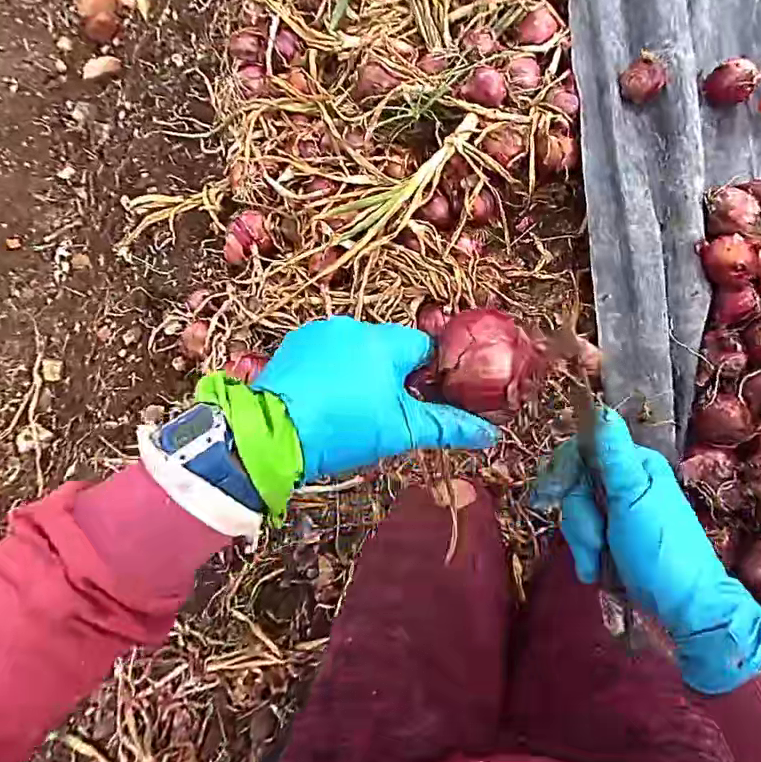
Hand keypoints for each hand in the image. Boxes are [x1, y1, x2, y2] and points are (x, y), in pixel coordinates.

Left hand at [254, 316, 497, 482]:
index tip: (421, 401)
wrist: (269, 436)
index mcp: (385, 340)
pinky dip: (334, 370)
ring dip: (364, 372)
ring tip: (353, 409)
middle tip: (386, 412)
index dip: (429, 376)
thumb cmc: (344, 428)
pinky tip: (327, 398)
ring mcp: (321, 331)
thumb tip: (490, 434)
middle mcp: (354, 325)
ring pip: (360, 350)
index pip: (426, 348)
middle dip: (395, 376)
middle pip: (392, 349)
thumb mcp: (402, 430)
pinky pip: (329, 352)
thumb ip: (449, 426)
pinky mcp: (295, 343)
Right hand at [555, 409, 760, 693]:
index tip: (552, 494)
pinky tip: (597, 570)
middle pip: (576, 481)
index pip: (583, 448)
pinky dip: (587, 554)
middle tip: (596, 540)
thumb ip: (613, 454)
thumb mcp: (632, 499)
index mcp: (636, 463)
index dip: (565, 470)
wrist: (686, 609)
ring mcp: (620, 510)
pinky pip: (585, 535)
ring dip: (583, 540)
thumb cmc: (660, 550)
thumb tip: (600, 407)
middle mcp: (627, 480)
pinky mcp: (615, 537)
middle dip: (579, 516)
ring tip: (599, 563)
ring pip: (577, 510)